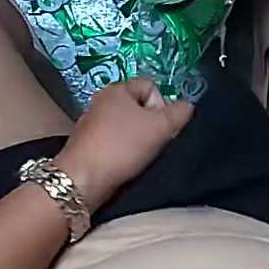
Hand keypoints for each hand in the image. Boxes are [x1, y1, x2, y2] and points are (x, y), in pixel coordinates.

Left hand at [55, 78, 192, 205]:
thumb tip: (187, 106)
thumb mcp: (161, 126)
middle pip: (140, 107)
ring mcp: (91, 123)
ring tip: (140, 157)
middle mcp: (101, 101)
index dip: (163, 105)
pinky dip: (122, 152)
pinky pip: (114, 142)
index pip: (151, 86)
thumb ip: (180, 112)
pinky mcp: (86, 145)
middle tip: (155, 143)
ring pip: (127, 126)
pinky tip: (125, 165)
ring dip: (138, 140)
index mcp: (117, 89)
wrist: (81, 182)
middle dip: (152, 125)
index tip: (162, 127)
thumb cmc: (121, 146)